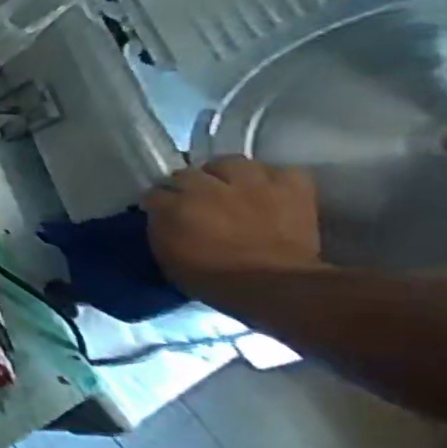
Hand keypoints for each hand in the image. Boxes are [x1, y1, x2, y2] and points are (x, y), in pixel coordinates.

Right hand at [143, 157, 325, 301]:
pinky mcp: (291, 188)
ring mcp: (253, 185)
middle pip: (188, 173)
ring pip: (231, 162)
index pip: (155, 193)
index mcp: (175, 206)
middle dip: (186, 184)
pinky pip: (282, 170)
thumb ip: (161, 227)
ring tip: (228, 186)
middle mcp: (209, 188)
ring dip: (226, 173)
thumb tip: (162, 215)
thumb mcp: (167, 255)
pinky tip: (268, 189)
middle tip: (192, 199)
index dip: (158, 203)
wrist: (272, 285)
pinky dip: (274, 178)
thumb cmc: (211, 277)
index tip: (161, 212)